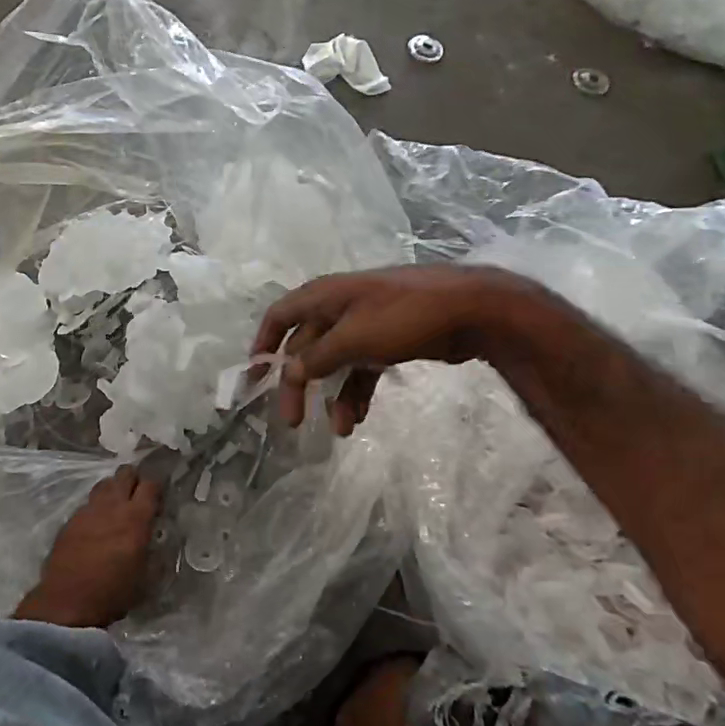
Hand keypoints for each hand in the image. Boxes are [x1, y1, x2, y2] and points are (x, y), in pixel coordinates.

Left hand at [14, 465, 161, 627]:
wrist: (66, 605)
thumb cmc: (113, 592)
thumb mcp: (146, 574)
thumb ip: (153, 548)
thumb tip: (156, 537)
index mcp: (136, 517)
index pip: (151, 484)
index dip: (156, 488)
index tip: (158, 499)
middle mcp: (113, 506)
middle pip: (125, 473)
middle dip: (134, 479)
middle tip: (137, 495)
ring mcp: (88, 512)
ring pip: (104, 484)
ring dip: (113, 490)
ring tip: (116, 506)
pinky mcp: (69, 522)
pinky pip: (87, 504)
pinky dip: (95, 508)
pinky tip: (95, 525)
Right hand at [250, 265, 534, 434]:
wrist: (470, 309)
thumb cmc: (406, 316)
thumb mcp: (355, 337)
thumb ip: (317, 357)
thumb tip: (287, 373)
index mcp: (326, 296)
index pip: (281, 314)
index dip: (264, 343)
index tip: (254, 378)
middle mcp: (341, 308)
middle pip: (306, 347)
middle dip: (298, 384)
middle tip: (292, 421)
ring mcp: (367, 325)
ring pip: (336, 363)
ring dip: (332, 395)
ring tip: (338, 429)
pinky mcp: (390, 341)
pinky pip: (362, 369)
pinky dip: (357, 393)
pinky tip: (357, 419)